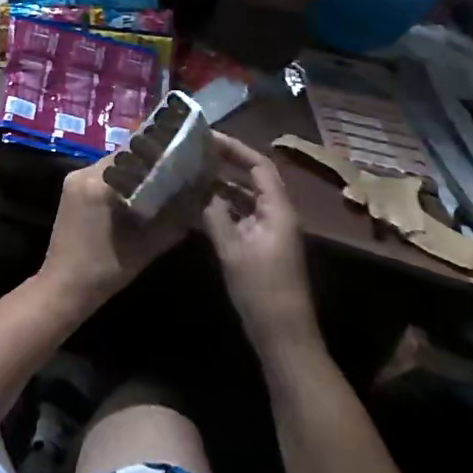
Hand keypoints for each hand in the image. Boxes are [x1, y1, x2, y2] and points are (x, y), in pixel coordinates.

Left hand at [38, 157, 190, 313]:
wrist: (63, 286)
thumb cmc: (105, 270)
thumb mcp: (147, 246)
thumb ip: (174, 217)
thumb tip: (199, 195)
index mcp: (99, 182)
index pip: (135, 152)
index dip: (161, 152)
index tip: (185, 158)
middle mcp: (83, 172)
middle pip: (123, 156)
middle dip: (149, 161)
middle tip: (177, 170)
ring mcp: (73, 179)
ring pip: (112, 164)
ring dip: (134, 170)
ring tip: (162, 181)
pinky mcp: (70, 188)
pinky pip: (101, 175)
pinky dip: (120, 179)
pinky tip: (137, 193)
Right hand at [203, 133, 316, 348]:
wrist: (283, 335)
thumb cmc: (261, 289)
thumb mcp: (232, 249)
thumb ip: (215, 215)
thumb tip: (201, 191)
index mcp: (278, 210)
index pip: (259, 166)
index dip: (234, 148)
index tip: (206, 136)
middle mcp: (277, 214)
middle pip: (252, 177)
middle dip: (225, 162)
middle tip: (193, 150)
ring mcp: (269, 230)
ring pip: (244, 196)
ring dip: (220, 184)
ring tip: (189, 172)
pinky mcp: (260, 245)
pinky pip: (240, 214)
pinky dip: (221, 206)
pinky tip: (196, 203)